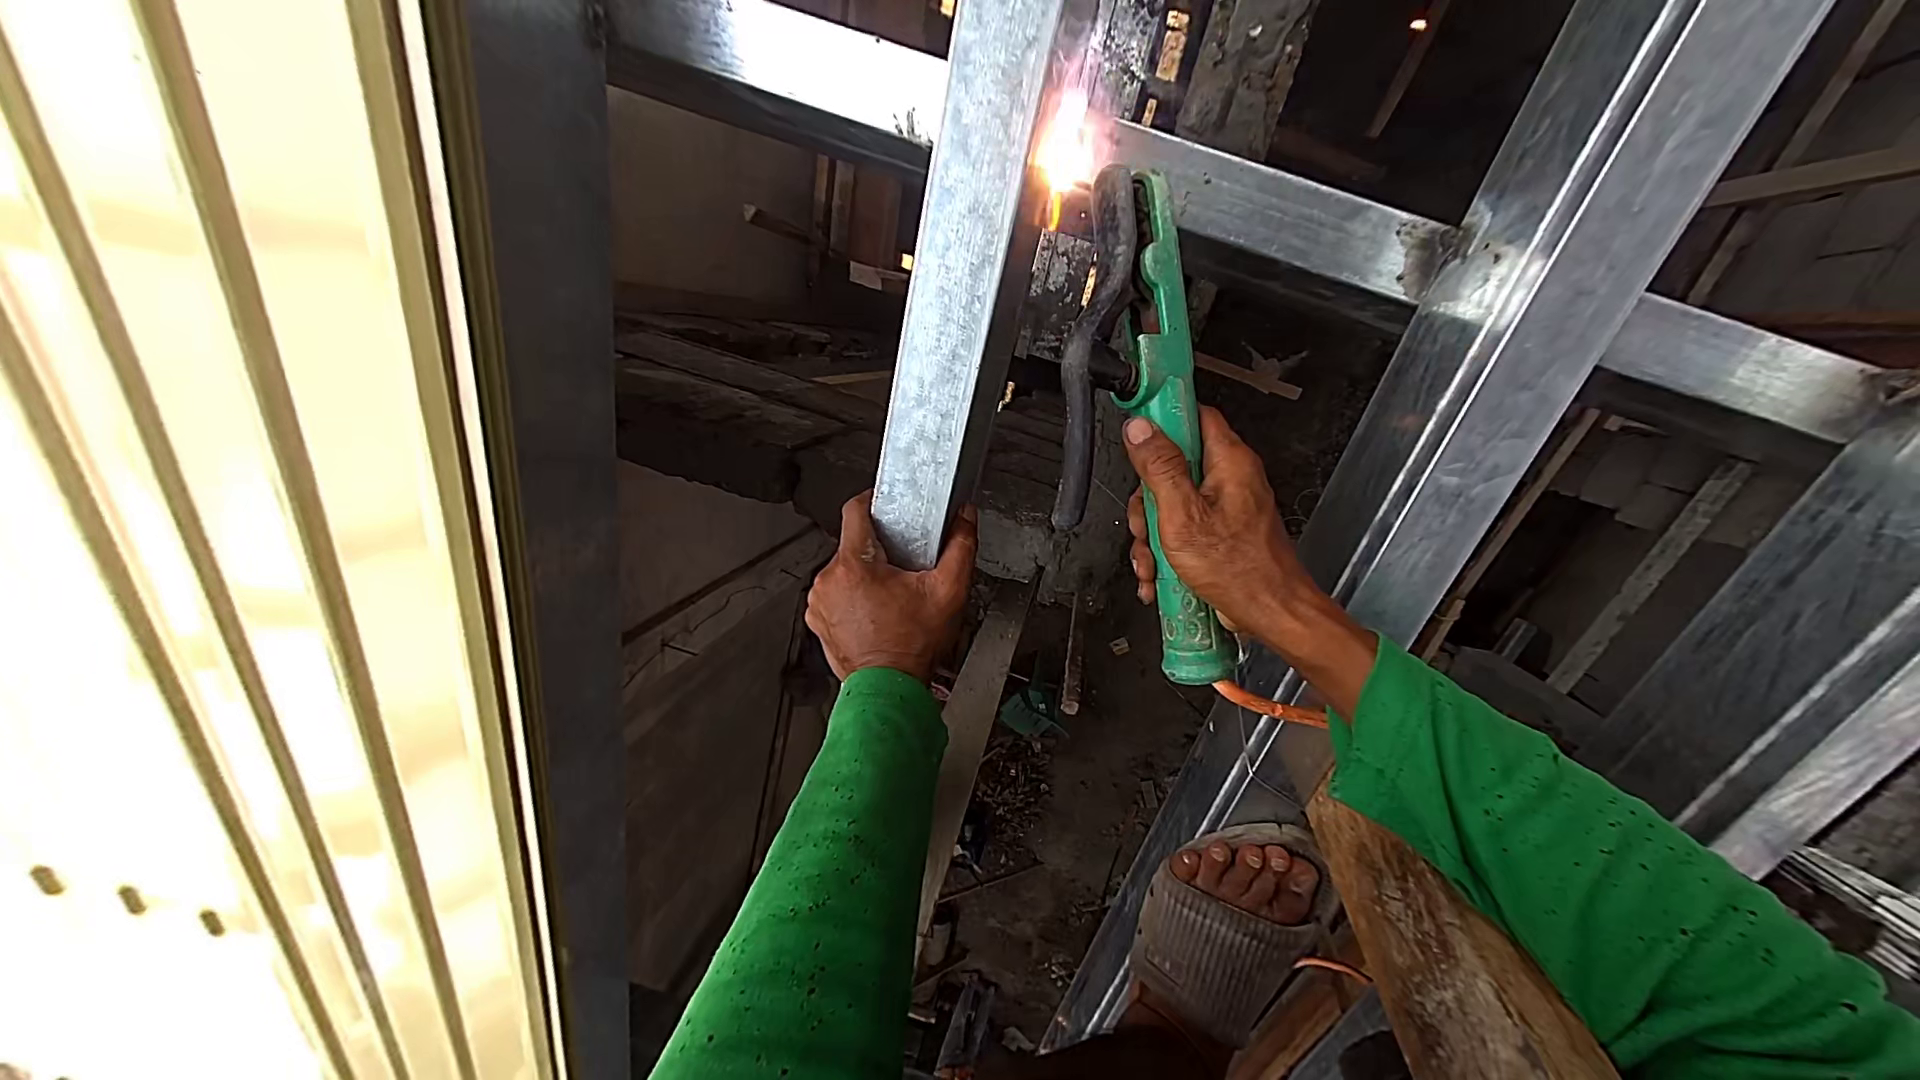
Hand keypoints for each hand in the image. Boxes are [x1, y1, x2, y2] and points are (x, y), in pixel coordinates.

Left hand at [805, 492, 976, 681]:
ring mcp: (820, 603)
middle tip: (903, 570)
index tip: (882, 502)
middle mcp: (828, 581)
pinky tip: (877, 614)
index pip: (854, 511)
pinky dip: (853, 600)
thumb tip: (964, 519)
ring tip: (891, 597)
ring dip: (865, 577)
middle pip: (854, 546)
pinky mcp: (819, 621)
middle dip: (878, 552)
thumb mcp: (948, 592)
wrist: (891, 689)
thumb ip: (960, 547)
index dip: (871, 500)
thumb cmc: (911, 648)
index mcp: (854, 565)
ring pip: (845, 572)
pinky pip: (836, 596)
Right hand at [1121, 408, 1376, 717]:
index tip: (1135, 430)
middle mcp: (1228, 478)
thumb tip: (1140, 429)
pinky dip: (1164, 550)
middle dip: (1147, 500)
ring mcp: (1222, 506)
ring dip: (1151, 534)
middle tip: (1148, 522)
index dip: (1159, 419)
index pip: (1190, 415)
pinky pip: (1179, 527)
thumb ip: (1160, 468)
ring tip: (1154, 559)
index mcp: (1227, 462)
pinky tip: (1160, 573)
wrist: (1270, 613)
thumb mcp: (1184, 515)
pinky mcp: (1217, 530)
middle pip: (1169, 466)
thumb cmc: (1241, 571)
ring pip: (1169, 502)